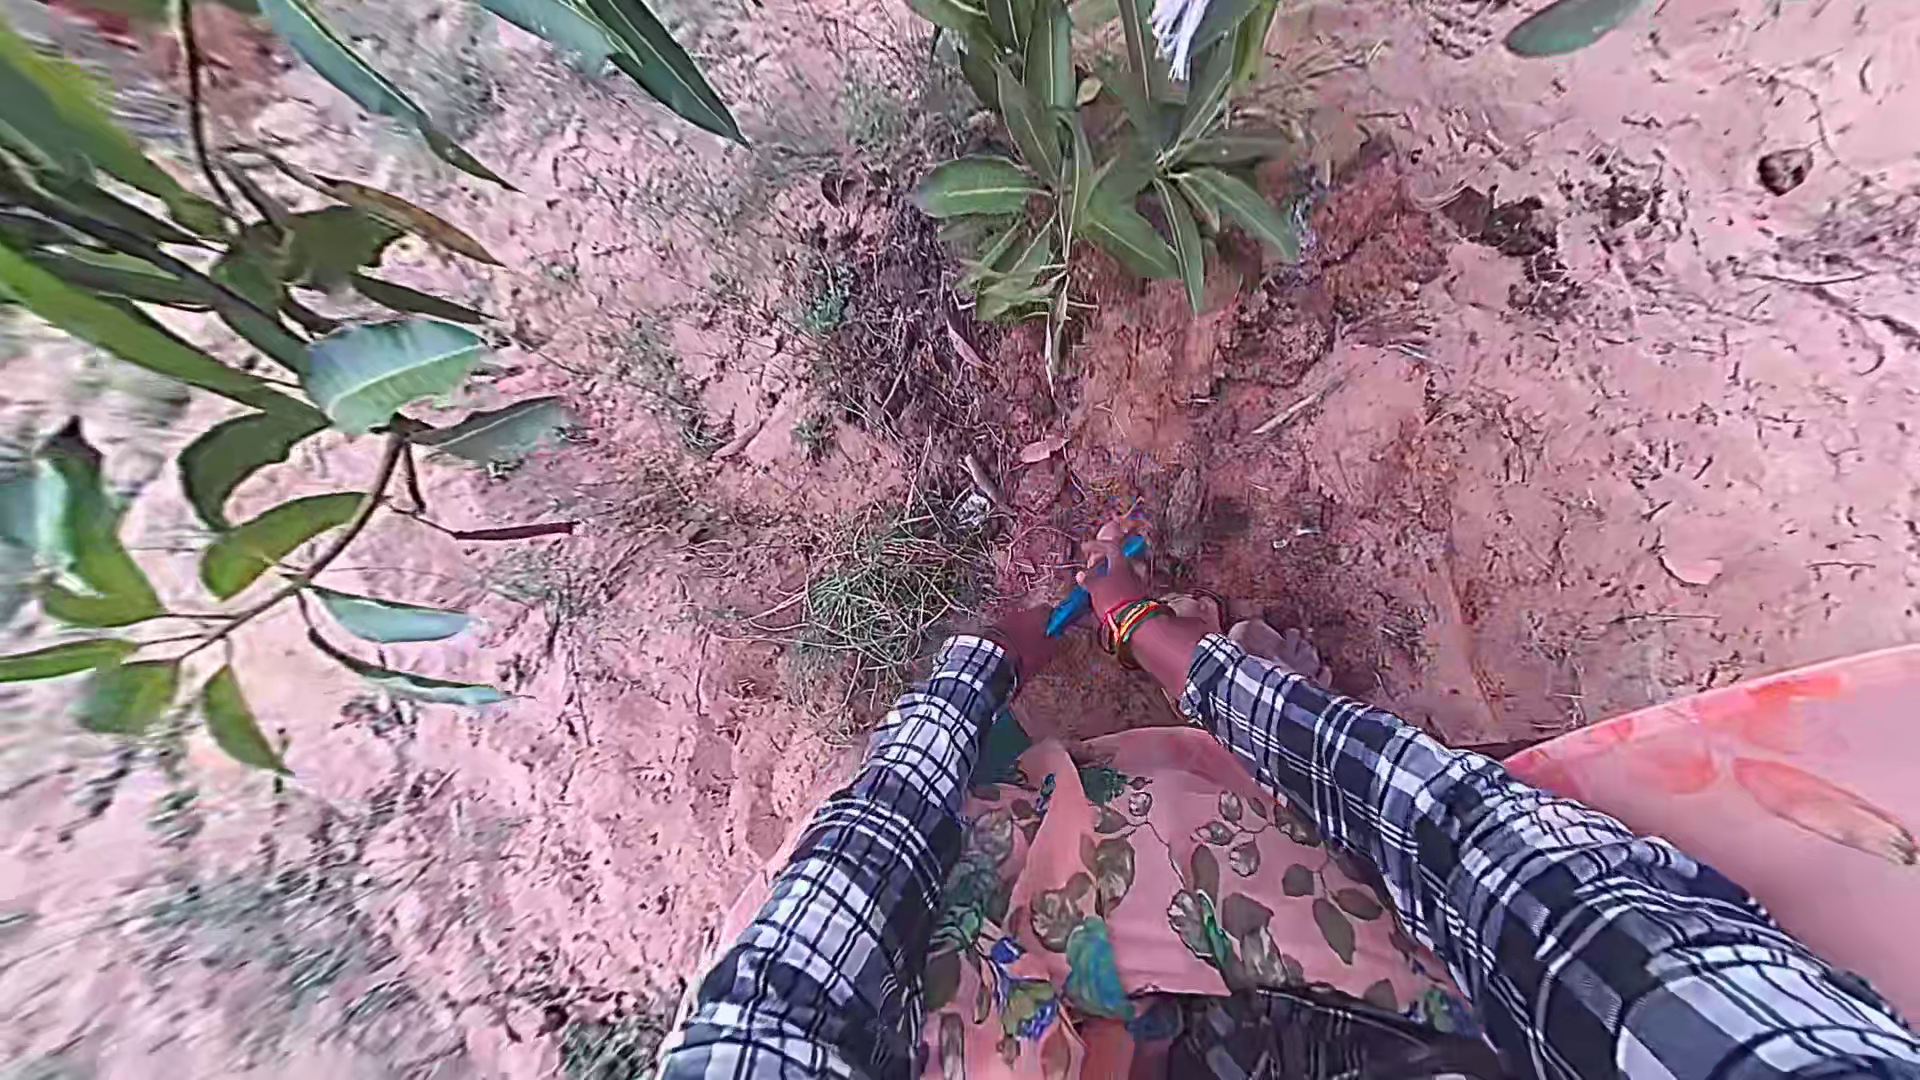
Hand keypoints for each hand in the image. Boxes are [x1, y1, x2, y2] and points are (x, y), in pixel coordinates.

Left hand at [982, 603, 1060, 683]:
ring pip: (1019, 622)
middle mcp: (1022, 611)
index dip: (1054, 620)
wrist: (995, 657)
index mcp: (1038, 614)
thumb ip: (1053, 640)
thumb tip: (1056, 635)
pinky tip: (1012, 650)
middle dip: (1036, 626)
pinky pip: (1008, 629)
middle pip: (1033, 615)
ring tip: (1025, 649)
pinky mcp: (994, 626)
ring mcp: (1007, 617)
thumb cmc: (1025, 654)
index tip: (1055, 630)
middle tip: (1040, 642)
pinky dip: (1011, 636)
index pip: (1050, 610)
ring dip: (1022, 631)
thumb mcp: (1047, 651)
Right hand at [1077, 516, 1150, 617]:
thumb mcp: (1096, 588)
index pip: (1109, 547)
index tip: (1085, 547)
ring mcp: (1135, 586)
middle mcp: (1130, 572)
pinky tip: (1101, 597)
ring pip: (1118, 576)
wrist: (1136, 622)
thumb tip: (1082, 575)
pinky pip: (1120, 589)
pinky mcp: (1136, 599)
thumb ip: (1088, 580)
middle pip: (1115, 562)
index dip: (1096, 545)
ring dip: (1105, 577)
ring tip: (1092, 585)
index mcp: (1120, 564)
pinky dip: (1109, 589)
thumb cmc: (1114, 599)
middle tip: (1089, 567)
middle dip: (1100, 563)